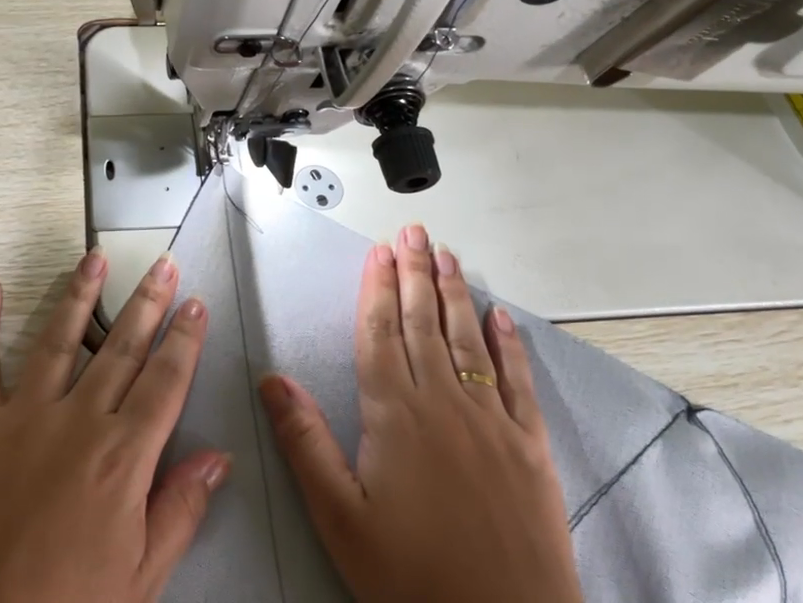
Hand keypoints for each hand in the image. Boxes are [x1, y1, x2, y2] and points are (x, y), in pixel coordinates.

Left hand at [0, 250, 227, 602]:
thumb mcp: (139, 575)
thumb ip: (180, 510)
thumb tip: (217, 461)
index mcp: (122, 458)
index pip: (165, 381)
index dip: (184, 340)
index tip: (195, 306)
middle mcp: (76, 422)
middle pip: (122, 348)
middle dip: (147, 302)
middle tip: (162, 265)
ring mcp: (23, 415)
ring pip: (58, 338)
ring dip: (80, 294)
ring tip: (94, 258)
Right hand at [259, 225, 581, 602]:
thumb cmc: (413, 576)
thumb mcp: (340, 515)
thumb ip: (304, 441)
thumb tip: (272, 380)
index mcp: (394, 413)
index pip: (380, 332)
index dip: (377, 288)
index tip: (379, 252)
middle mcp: (444, 403)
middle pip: (423, 322)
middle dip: (416, 273)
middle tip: (414, 233)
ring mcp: (492, 420)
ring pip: (468, 339)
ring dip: (456, 293)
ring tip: (448, 256)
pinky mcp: (530, 446)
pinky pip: (518, 380)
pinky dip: (509, 344)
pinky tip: (502, 317)